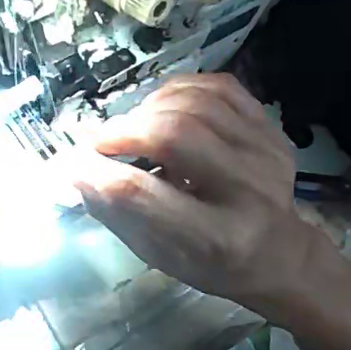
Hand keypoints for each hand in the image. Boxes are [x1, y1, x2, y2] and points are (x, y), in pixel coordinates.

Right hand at [68, 74, 338, 317]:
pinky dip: (178, 90)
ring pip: (193, 104)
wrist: (277, 251)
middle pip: (174, 134)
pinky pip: (218, 87)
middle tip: (101, 141)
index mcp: (217, 238)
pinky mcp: (271, 128)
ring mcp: (266, 152)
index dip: (98, 172)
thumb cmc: (209, 262)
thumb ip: (115, 212)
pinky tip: (162, 109)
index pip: (143, 193)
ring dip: (147, 109)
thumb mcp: (156, 253)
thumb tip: (75, 169)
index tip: (73, 163)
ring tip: (132, 128)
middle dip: (123, 131)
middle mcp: (248, 190)